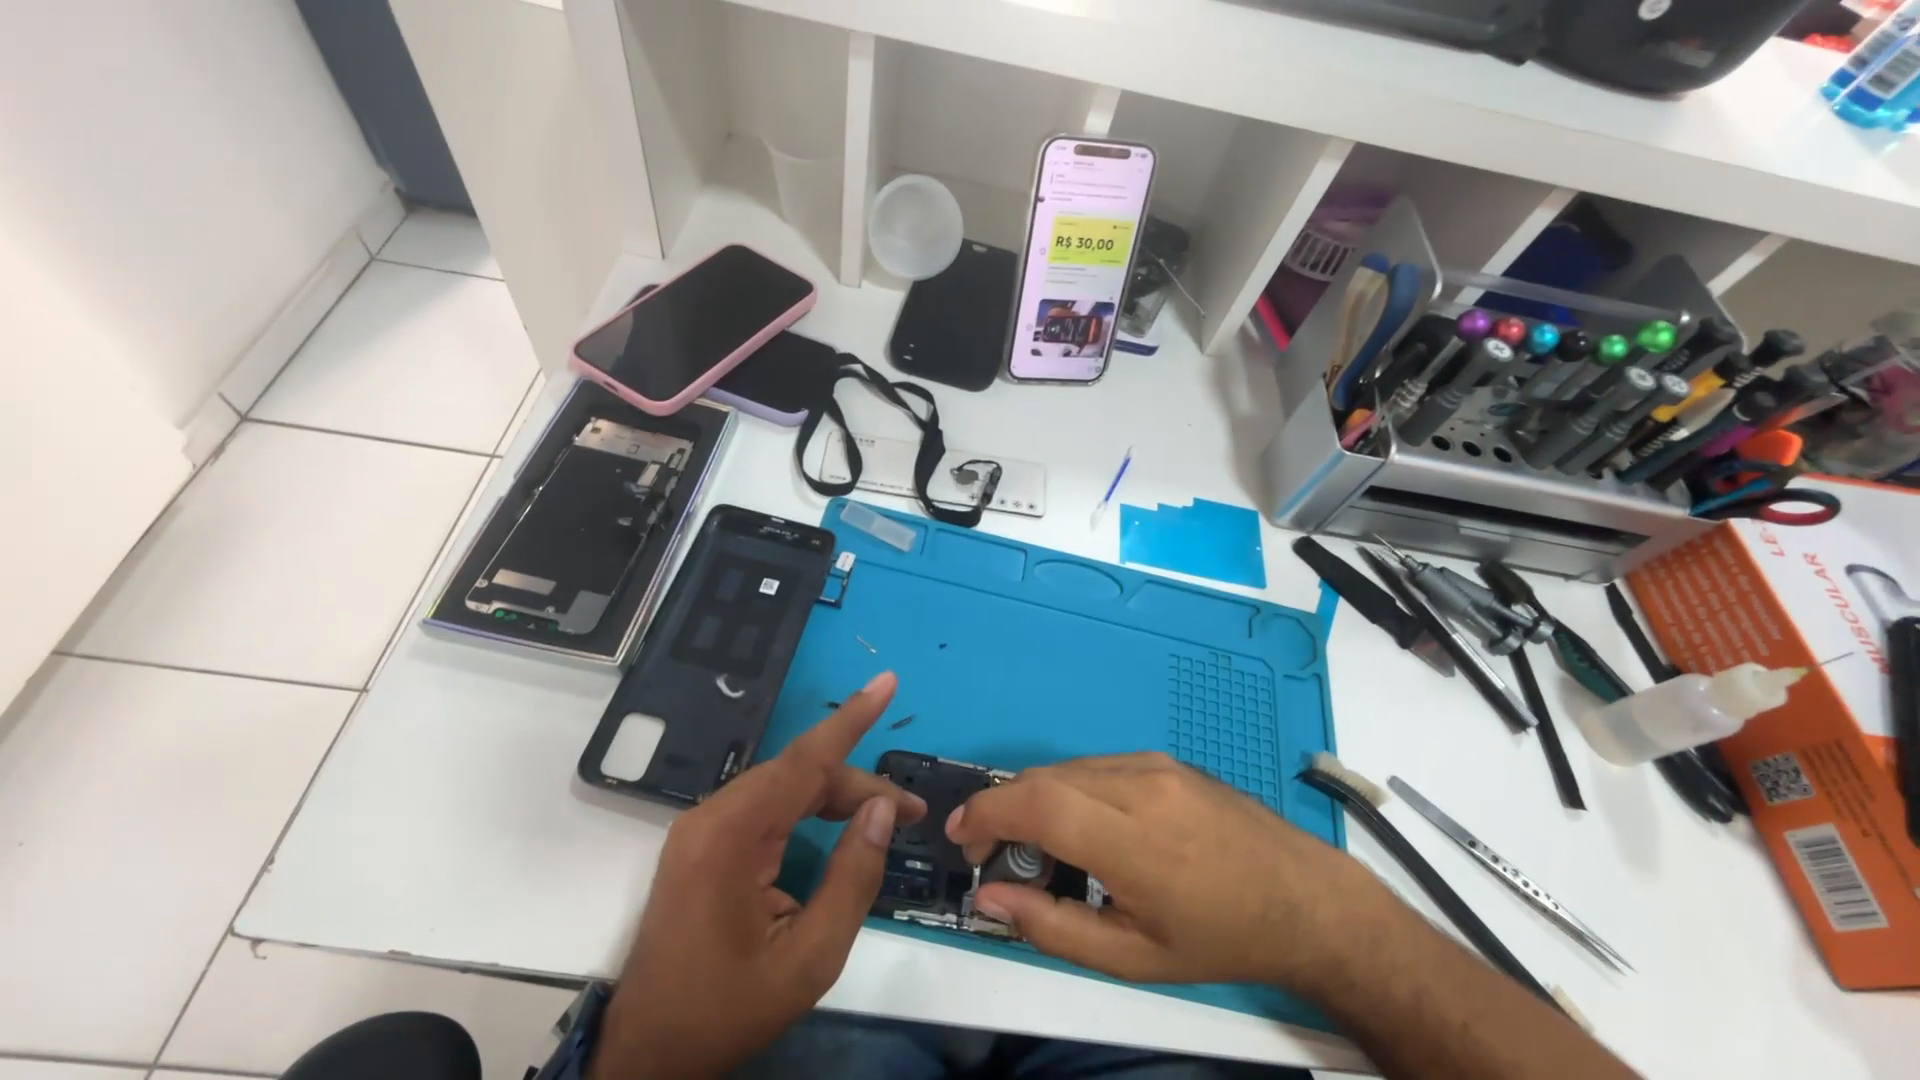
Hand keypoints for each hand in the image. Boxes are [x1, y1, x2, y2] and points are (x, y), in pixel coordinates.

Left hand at [591, 673, 925, 1079]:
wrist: (649, 1050)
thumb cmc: (729, 1008)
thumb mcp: (810, 957)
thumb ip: (852, 878)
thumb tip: (882, 812)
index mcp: (732, 838)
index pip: (804, 762)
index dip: (851, 721)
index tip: (886, 683)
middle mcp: (710, 818)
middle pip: (797, 774)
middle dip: (857, 785)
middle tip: (910, 814)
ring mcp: (700, 830)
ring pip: (782, 788)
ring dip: (834, 796)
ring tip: (884, 820)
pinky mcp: (700, 845)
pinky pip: (763, 807)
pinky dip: (806, 809)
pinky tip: (836, 825)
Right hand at [945, 752, 1382, 990]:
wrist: (1304, 899)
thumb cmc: (1219, 938)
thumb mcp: (1132, 957)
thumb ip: (1052, 925)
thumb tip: (989, 896)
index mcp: (1134, 841)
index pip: (1038, 804)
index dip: (987, 813)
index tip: (960, 838)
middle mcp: (1141, 786)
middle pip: (1043, 778)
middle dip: (1002, 810)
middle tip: (991, 856)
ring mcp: (1155, 766)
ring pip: (1066, 769)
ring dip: (1034, 801)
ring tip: (1037, 850)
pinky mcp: (1165, 760)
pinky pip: (1096, 767)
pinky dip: (1068, 791)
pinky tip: (1080, 829)